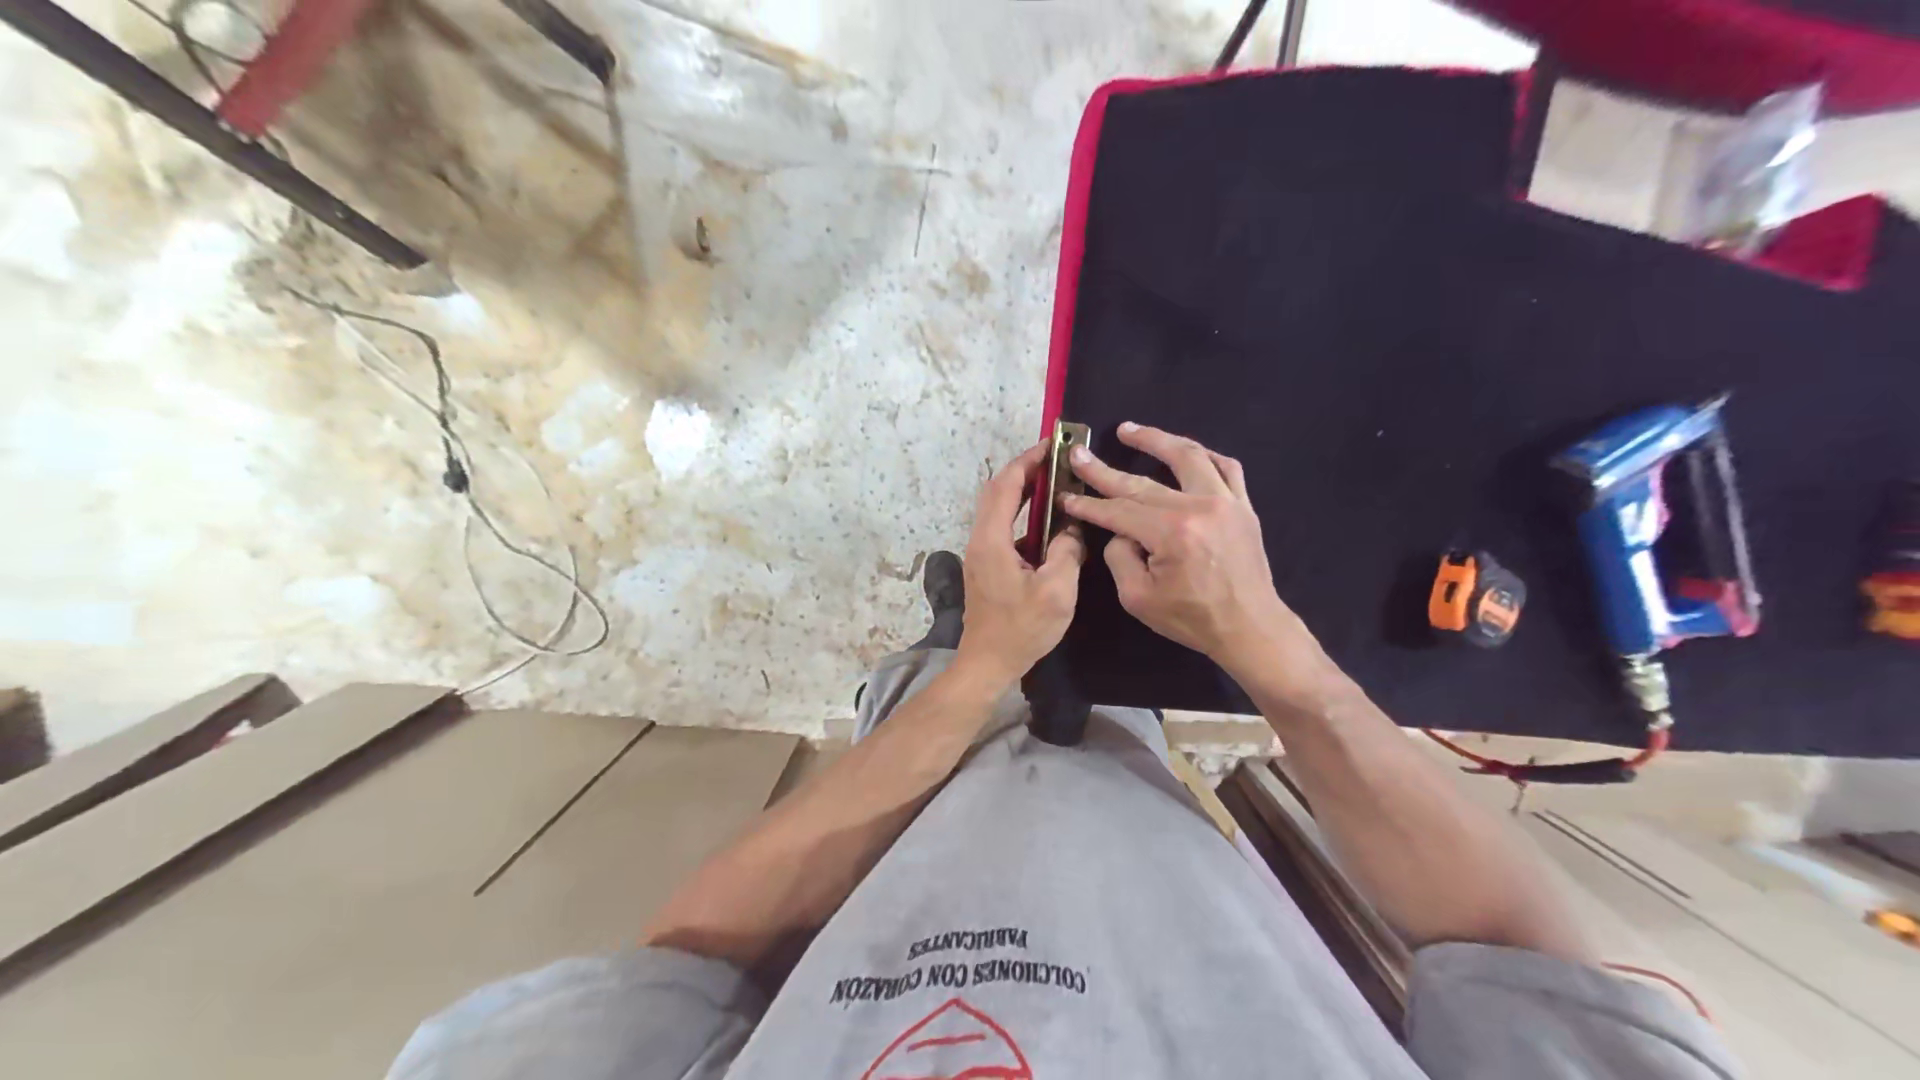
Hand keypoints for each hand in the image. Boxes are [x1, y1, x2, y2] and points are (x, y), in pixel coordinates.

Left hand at [955, 441, 1086, 686]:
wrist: (988, 662)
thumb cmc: (1021, 628)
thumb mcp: (1056, 590)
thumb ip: (1067, 551)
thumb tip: (1072, 528)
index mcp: (992, 539)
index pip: (1006, 485)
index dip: (1027, 461)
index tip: (1051, 446)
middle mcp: (980, 540)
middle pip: (998, 492)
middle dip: (1025, 472)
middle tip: (1055, 461)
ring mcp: (980, 554)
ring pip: (999, 511)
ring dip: (1023, 494)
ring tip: (1055, 486)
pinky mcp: (986, 567)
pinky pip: (1003, 530)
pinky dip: (1023, 518)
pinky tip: (1048, 527)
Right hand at [1063, 422, 1330, 689]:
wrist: (1250, 627)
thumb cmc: (1192, 618)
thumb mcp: (1138, 598)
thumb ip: (1120, 556)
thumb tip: (1121, 530)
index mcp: (1172, 533)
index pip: (1118, 510)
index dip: (1088, 504)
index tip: (1065, 496)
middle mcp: (1199, 507)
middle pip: (1142, 482)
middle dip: (1104, 469)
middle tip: (1079, 453)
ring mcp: (1226, 501)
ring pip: (1188, 455)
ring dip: (1155, 439)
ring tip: (1128, 430)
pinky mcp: (1243, 505)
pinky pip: (1226, 467)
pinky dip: (1203, 454)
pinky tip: (1185, 449)